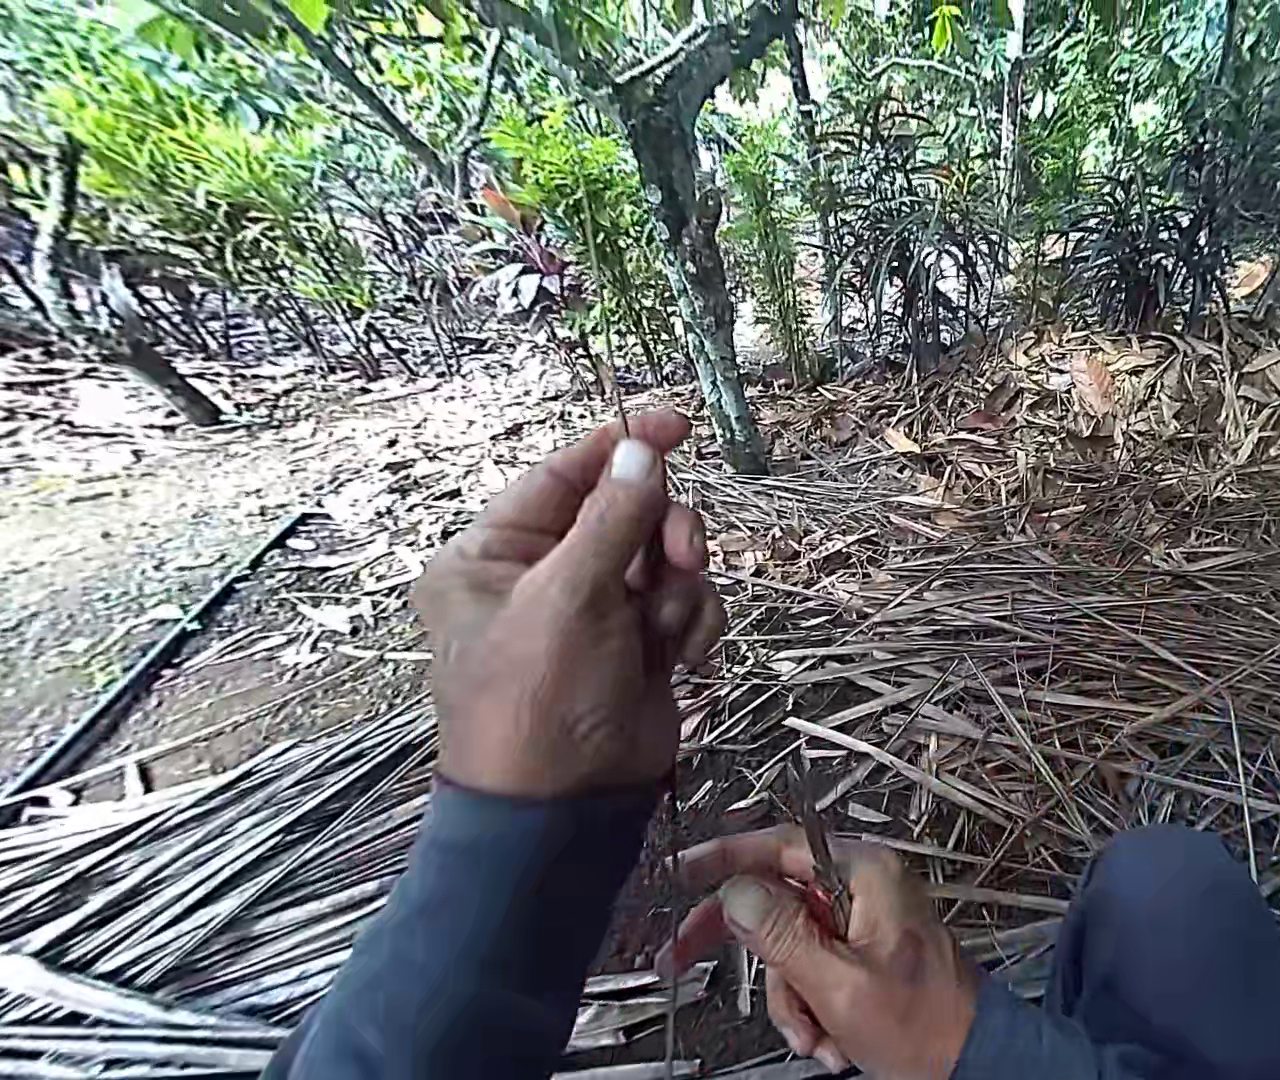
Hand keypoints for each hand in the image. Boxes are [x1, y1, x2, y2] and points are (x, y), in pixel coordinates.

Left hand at [412, 412, 725, 796]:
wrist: (573, 802)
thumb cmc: (543, 695)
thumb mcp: (571, 598)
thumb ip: (613, 518)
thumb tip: (643, 447)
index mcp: (500, 553)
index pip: (567, 474)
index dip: (622, 445)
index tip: (676, 422)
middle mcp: (552, 571)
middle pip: (633, 514)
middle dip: (666, 538)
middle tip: (684, 558)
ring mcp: (604, 605)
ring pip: (671, 558)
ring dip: (680, 592)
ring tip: (665, 632)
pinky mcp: (646, 635)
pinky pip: (690, 600)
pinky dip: (693, 624)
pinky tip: (679, 657)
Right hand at [660, 827, 978, 1079]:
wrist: (967, 1056)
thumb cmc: (922, 1019)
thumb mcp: (841, 983)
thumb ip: (785, 935)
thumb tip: (738, 893)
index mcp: (864, 872)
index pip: (785, 845)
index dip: (730, 856)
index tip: (687, 870)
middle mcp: (861, 882)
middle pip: (778, 891)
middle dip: (742, 938)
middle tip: (684, 955)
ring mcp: (859, 912)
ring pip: (788, 939)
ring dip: (789, 995)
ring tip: (814, 1035)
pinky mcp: (858, 941)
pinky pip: (808, 962)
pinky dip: (808, 1004)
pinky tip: (829, 1036)